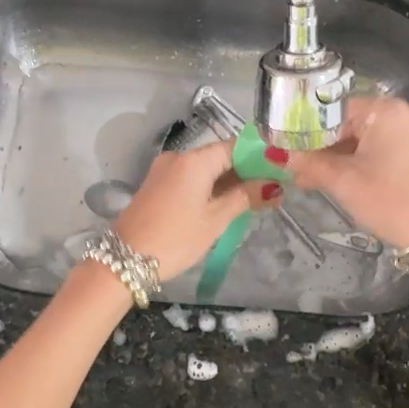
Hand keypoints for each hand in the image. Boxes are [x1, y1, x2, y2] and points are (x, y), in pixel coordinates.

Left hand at [113, 141, 278, 277]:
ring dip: (230, 180)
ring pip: (205, 168)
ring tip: (257, 199)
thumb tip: (275, 187)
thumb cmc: (176, 239)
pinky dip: (211, 186)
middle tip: (275, 188)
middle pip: (220, 155)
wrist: (125, 260)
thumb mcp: (215, 220)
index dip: (261, 156)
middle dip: (247, 170)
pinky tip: (228, 203)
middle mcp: (179, 157)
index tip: (283, 169)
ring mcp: (165, 170)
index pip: (236, 146)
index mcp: (195, 160)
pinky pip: (191, 178)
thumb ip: (246, 198)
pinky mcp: (157, 185)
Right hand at [288, 96, 408, 248]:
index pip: (331, 109)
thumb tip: (279, 152)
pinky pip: (372, 148)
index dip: (303, 127)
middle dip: (316, 145)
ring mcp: (407, 132)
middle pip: (344, 122)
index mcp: (384, 110)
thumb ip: (309, 162)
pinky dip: (351, 161)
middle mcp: (398, 113)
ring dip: (331, 156)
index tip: (281, 144)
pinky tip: (328, 177)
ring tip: (303, 175)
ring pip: (356, 137)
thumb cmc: (390, 201)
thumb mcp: (343, 181)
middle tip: (288, 163)